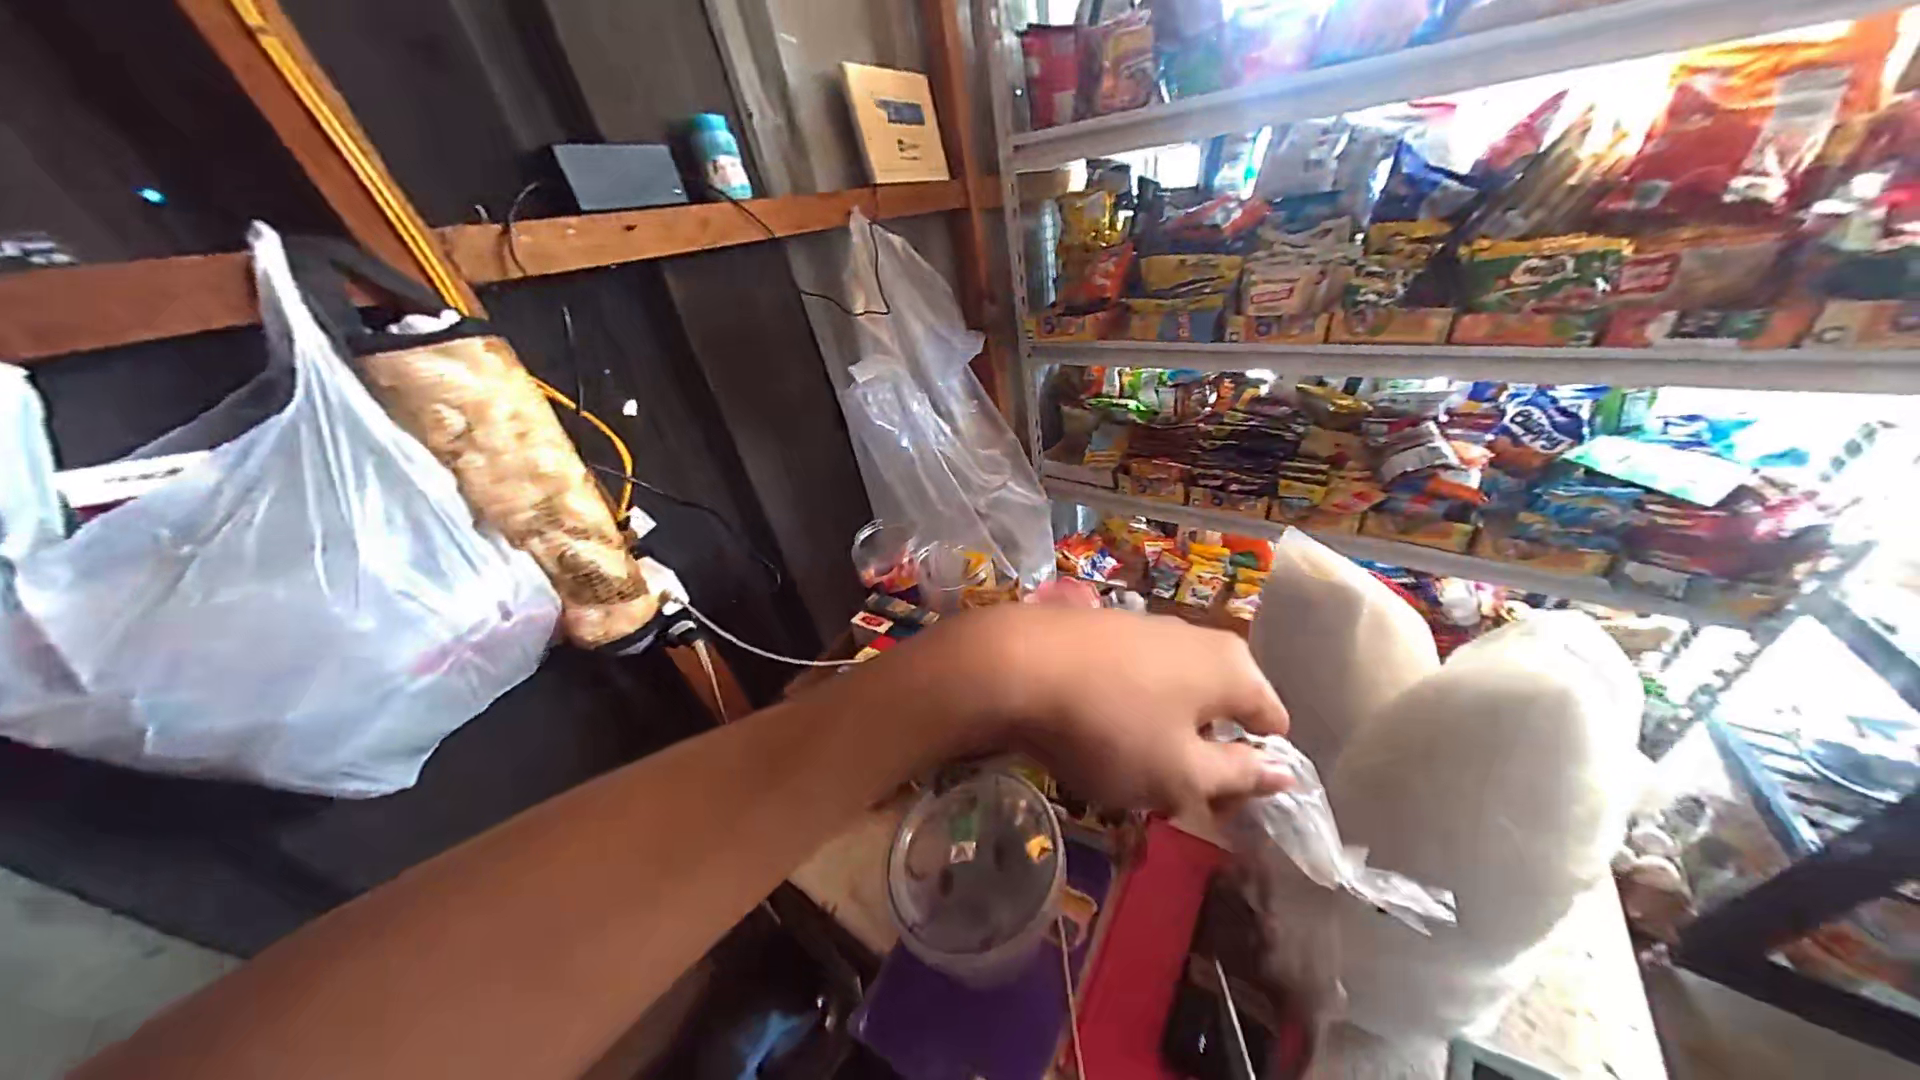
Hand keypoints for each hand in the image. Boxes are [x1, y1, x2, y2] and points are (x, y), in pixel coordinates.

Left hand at [925, 605, 1291, 814]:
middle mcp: (1196, 636)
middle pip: (1220, 708)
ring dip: (1158, 735)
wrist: (1014, 664)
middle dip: (1201, 754)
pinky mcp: (1102, 629)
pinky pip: (1131, 680)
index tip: (1214, 805)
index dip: (1252, 772)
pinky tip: (1088, 729)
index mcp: (1233, 667)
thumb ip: (1238, 776)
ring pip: (1173, 695)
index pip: (1271, 724)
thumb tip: (1283, 774)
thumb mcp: (1181, 774)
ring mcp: (1145, 627)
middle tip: (1163, 792)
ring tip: (1119, 765)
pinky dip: (1122, 709)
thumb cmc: (1109, 727)